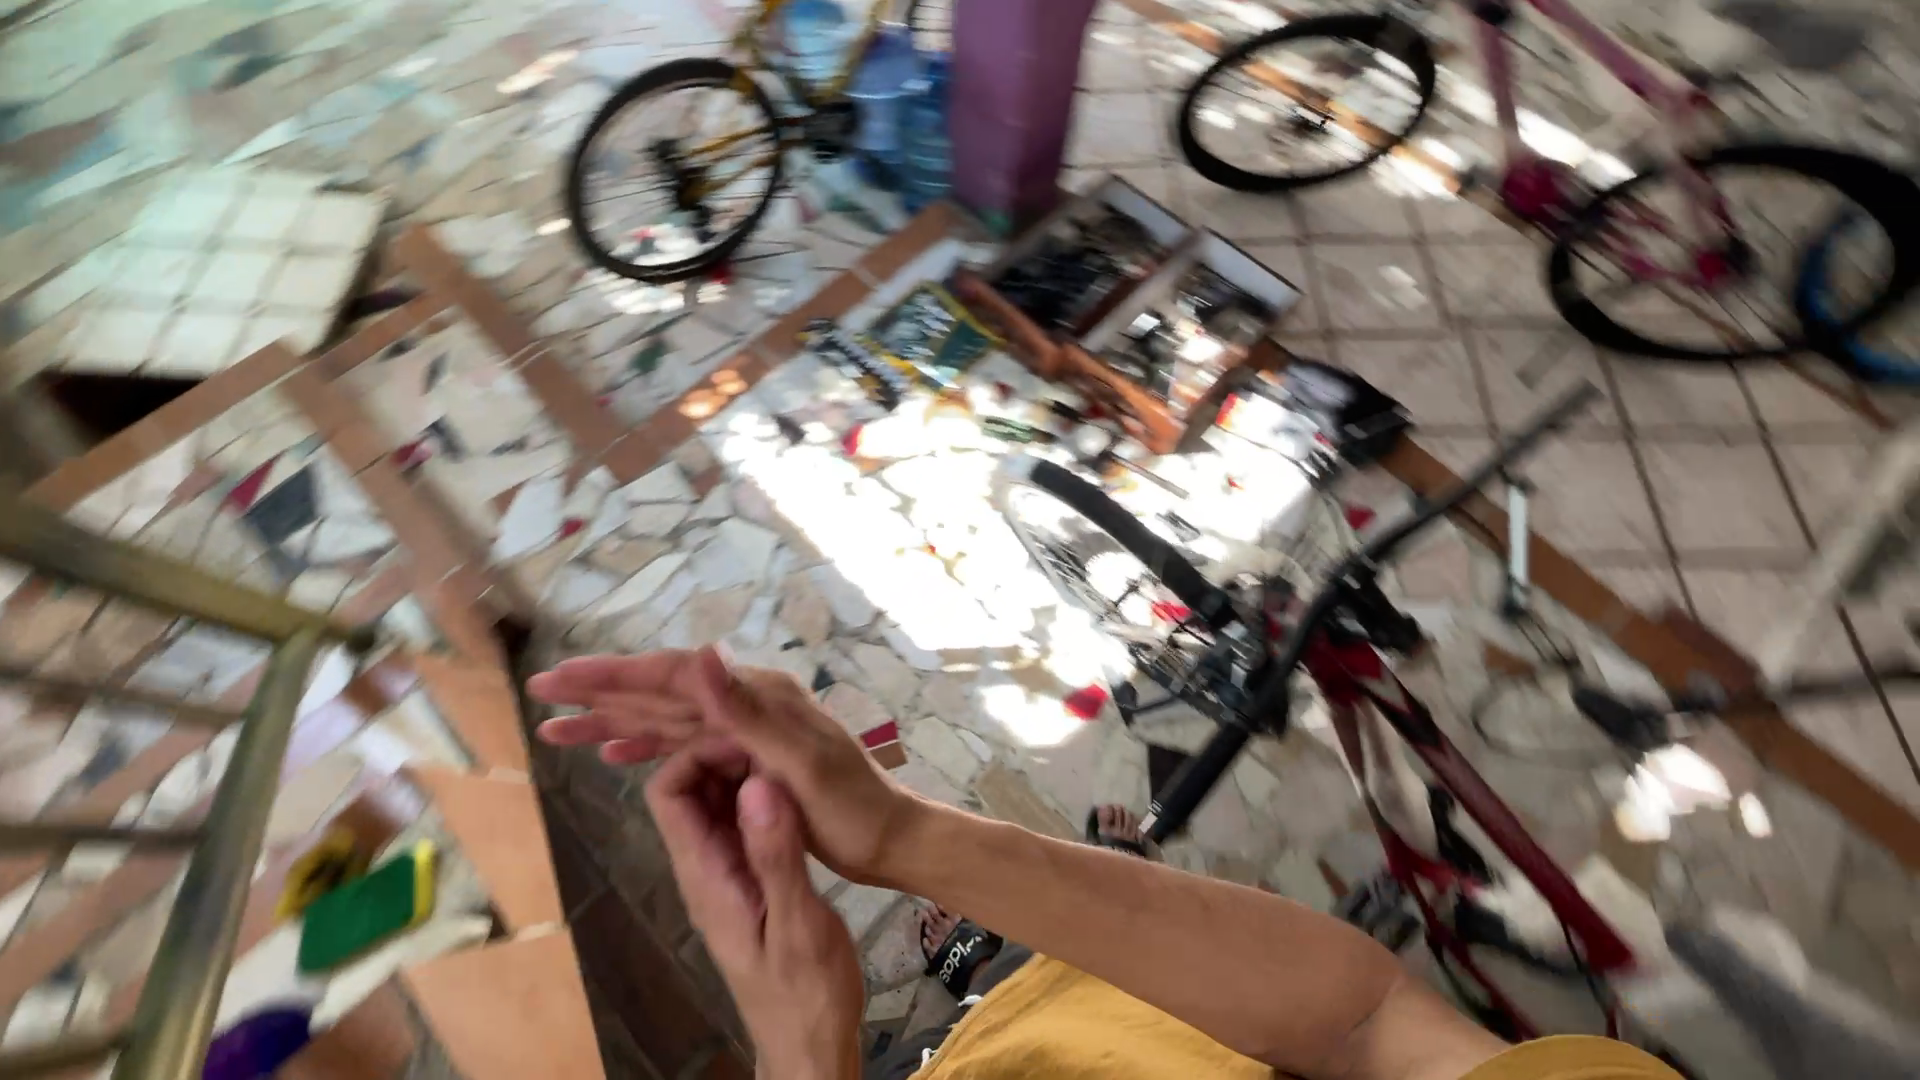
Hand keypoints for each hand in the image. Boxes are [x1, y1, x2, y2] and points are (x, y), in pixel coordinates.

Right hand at [529, 648, 923, 884]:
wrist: (886, 835)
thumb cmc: (849, 807)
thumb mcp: (800, 762)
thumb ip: (748, 710)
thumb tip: (702, 650)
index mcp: (760, 697)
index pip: (679, 673)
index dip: (619, 673)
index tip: (564, 675)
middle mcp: (751, 702)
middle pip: (665, 689)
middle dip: (603, 690)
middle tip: (542, 689)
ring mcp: (749, 727)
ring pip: (669, 715)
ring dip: (615, 718)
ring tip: (560, 727)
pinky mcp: (747, 754)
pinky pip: (687, 741)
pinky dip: (648, 744)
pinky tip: (616, 750)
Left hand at [645, 741, 862, 1079]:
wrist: (811, 1044)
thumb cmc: (804, 991)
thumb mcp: (797, 924)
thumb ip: (776, 855)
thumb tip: (757, 783)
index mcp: (706, 873)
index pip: (670, 792)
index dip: (700, 754)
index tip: (750, 741)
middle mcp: (707, 865)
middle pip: (690, 788)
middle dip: (723, 752)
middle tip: (776, 737)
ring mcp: (728, 870)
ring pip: (719, 800)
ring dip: (745, 769)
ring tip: (788, 750)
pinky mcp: (752, 876)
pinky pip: (745, 819)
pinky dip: (763, 793)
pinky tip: (798, 784)